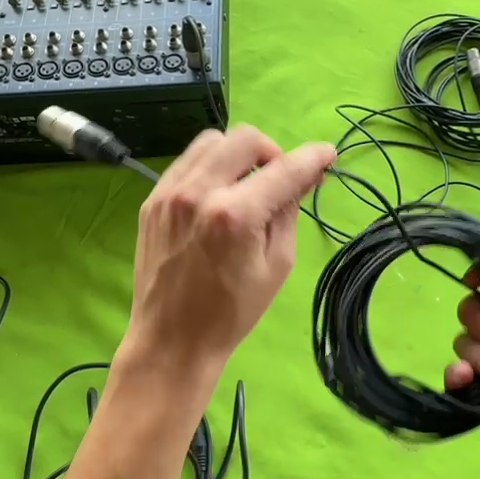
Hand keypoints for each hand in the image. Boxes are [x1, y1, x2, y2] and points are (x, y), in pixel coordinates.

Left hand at [121, 125, 335, 385]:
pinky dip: (210, 166)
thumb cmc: (232, 312)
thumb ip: (288, 211)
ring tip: (245, 184)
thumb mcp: (277, 264)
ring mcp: (169, 193)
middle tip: (278, 179)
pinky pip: (187, 161)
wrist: (171, 340)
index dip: (312, 157)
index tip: (327, 153)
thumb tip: (304, 175)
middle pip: (245, 138)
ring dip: (238, 154)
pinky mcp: (152, 200)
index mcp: (235, 215)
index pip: (283, 169)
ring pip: (212, 141)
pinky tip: (217, 194)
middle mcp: (199, 193)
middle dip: (272, 152)